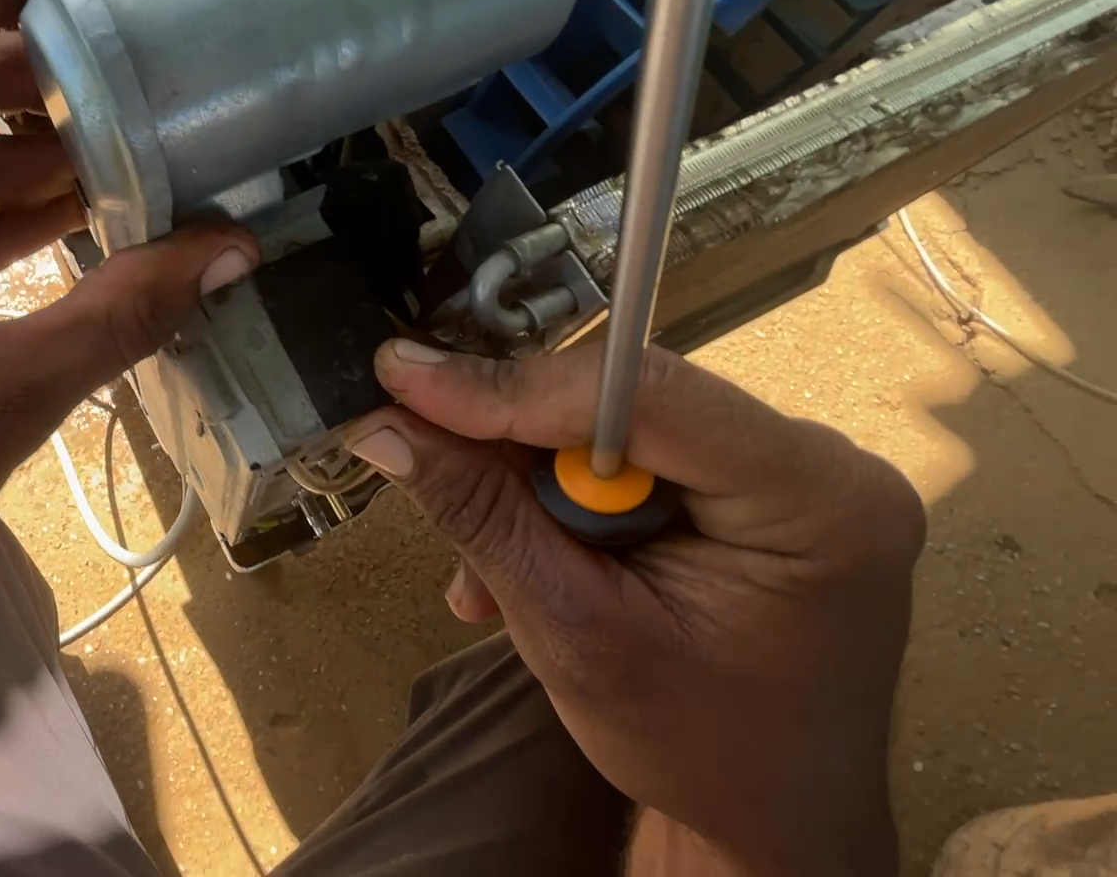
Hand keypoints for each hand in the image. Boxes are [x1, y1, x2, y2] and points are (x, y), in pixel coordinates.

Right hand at [344, 340, 924, 874]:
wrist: (765, 817)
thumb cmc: (694, 748)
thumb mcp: (570, 632)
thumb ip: (477, 514)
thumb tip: (380, 425)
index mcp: (814, 495)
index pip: (642, 394)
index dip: (509, 384)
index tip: (400, 375)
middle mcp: (802, 455)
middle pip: (612, 400)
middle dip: (505, 442)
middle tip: (418, 458)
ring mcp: (766, 465)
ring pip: (594, 425)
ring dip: (517, 485)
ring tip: (483, 573)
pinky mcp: (724, 484)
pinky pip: (604, 455)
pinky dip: (544, 500)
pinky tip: (521, 567)